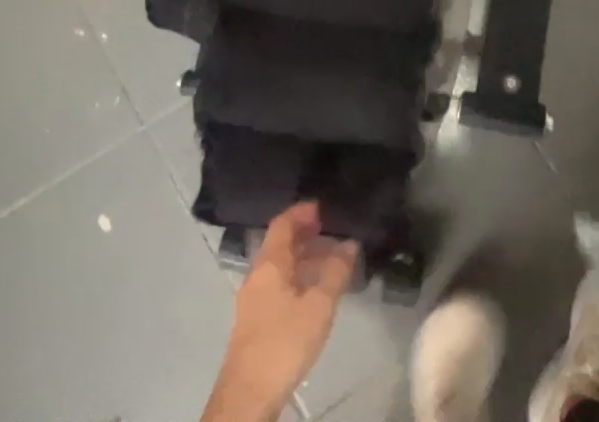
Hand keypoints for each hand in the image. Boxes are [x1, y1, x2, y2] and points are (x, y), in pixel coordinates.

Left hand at [203, 202, 360, 421]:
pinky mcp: (256, 318)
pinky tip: (317, 289)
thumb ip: (336, 272)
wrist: (249, 393)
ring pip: (280, 265)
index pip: (282, 224)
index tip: (325, 206)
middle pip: (280, 243)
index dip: (302, 211)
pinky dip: (298, 276)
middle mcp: (257, 275)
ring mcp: (254, 298)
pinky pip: (279, 283)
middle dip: (306, 233)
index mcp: (269, 265)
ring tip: (334, 258)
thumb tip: (349, 243)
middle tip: (335, 229)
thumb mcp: (319, 306)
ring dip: (304, 256)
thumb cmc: (284, 342)